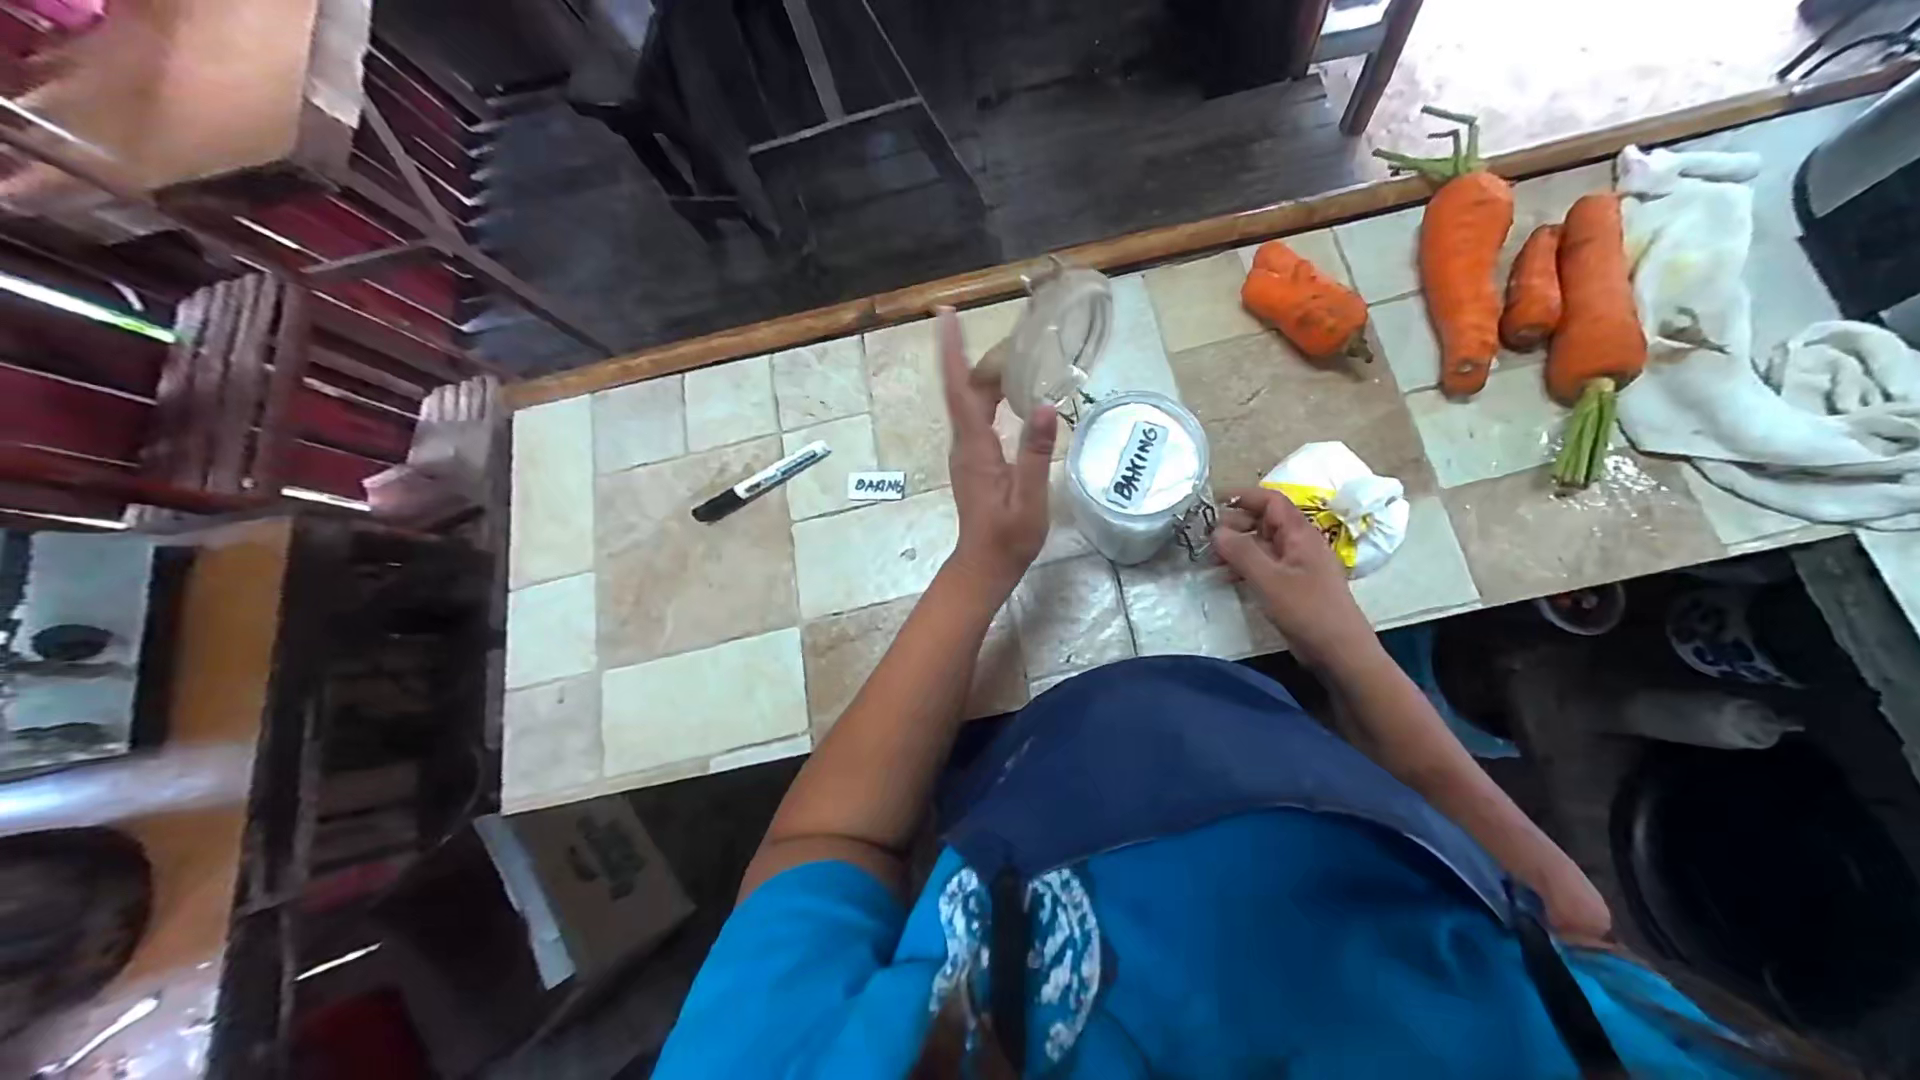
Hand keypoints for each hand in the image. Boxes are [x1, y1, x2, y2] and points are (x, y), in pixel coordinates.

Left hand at [936, 306, 1056, 595]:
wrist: (984, 565)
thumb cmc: (1007, 538)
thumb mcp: (1029, 499)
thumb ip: (1035, 454)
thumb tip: (1045, 406)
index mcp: (975, 448)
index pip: (960, 389)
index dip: (953, 351)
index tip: (945, 314)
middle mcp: (964, 444)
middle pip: (966, 390)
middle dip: (980, 356)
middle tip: (1014, 333)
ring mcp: (966, 452)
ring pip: (971, 402)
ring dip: (987, 374)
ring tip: (1015, 352)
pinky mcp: (974, 460)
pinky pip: (978, 416)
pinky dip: (991, 395)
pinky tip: (1012, 391)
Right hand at [1215, 487, 1377, 670]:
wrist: (1340, 652)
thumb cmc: (1308, 611)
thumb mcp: (1269, 580)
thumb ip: (1241, 552)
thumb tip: (1216, 531)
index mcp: (1300, 534)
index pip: (1271, 501)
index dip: (1244, 496)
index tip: (1213, 502)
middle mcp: (1299, 544)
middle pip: (1264, 521)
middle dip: (1234, 524)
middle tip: (1206, 538)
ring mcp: (1296, 565)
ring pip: (1262, 544)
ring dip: (1236, 546)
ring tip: (1211, 558)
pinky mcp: (1292, 585)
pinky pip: (1264, 565)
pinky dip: (1244, 565)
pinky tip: (1226, 577)